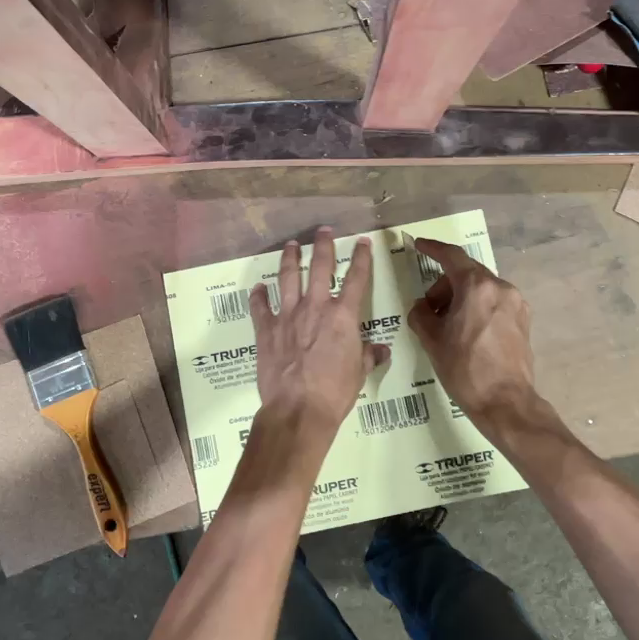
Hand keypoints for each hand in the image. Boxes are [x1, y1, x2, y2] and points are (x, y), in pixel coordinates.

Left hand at [251, 227, 389, 430]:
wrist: (298, 409)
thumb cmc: (335, 393)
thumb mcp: (359, 374)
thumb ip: (368, 356)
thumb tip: (381, 350)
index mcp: (343, 317)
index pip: (357, 279)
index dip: (361, 258)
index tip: (362, 242)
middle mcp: (315, 308)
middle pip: (320, 267)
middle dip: (323, 246)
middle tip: (323, 230)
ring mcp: (288, 316)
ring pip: (288, 278)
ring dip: (290, 259)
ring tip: (291, 245)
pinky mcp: (266, 329)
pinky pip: (260, 307)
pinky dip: (258, 296)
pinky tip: (257, 287)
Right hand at [407, 238, 536, 420]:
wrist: (505, 402)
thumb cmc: (465, 369)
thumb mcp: (432, 341)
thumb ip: (421, 315)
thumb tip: (423, 307)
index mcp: (477, 287)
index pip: (451, 256)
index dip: (432, 248)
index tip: (419, 245)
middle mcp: (501, 288)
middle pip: (467, 273)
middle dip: (445, 285)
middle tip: (429, 309)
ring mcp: (516, 304)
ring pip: (482, 289)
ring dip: (462, 298)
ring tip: (448, 325)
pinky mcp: (524, 321)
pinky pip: (495, 304)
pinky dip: (478, 308)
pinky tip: (468, 332)